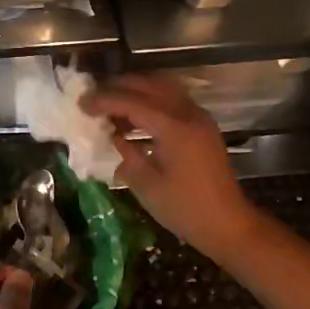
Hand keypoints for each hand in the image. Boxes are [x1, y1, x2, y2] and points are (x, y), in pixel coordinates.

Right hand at [81, 75, 261, 258]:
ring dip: (136, 90)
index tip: (81, 103)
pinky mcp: (202, 126)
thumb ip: (126, 153)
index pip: (132, 102)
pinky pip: (173, 100)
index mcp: (174, 127)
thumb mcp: (146, 185)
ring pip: (163, 87)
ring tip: (111, 104)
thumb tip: (112, 135)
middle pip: (149, 85)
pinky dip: (152, 100)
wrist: (228, 224)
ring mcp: (199, 117)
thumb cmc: (185, 209)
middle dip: (119, 87)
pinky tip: (135, 118)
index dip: (104, 100)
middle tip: (93, 97)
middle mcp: (188, 113)